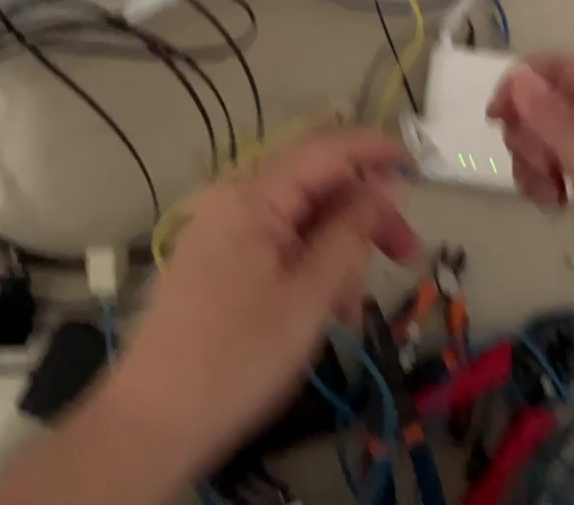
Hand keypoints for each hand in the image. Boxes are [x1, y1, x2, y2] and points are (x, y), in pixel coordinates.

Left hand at [111, 129, 420, 466]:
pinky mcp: (219, 258)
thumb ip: (352, 230)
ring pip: (302, 220)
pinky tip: (322, 312)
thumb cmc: (238, 357)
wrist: (152, 423)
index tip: (422, 168)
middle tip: (408, 257)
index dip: (377, 150)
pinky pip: (279, 245)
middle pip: (318, 186)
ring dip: (338, 253)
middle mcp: (235, 198)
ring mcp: (223, 228)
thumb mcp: (310, 294)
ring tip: (348, 311)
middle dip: (365, 217)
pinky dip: (310, 268)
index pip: (328, 149)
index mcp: (253, 195)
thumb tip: (387, 182)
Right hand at [488, 54, 573, 359]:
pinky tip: (555, 207)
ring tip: (550, 197)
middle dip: (528, 130)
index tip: (497, 119)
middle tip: (542, 171)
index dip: (523, 82)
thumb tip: (520, 75)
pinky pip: (557, 170)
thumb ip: (562, 125)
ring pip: (548, 137)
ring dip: (532, 160)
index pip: (561, 69)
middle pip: (548, 102)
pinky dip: (543, 182)